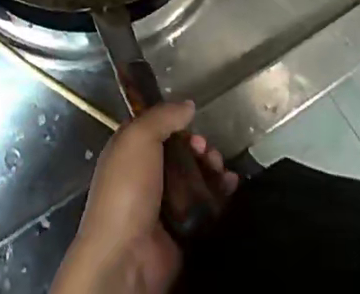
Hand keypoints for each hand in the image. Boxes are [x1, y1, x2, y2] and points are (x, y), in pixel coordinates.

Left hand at [51, 101, 238, 293]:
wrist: (127, 253)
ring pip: (195, 179)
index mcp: (129, 150)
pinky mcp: (184, 229)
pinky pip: (206, 206)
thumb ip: (162, 117)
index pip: (156, 129)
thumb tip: (187, 105)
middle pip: (180, 153)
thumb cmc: (127, 187)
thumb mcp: (138, 138)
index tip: (193, 125)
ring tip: (221, 168)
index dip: (176, 124)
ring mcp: (165, 203)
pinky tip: (232, 185)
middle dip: (198, 148)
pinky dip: (220, 195)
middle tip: (208, 152)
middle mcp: (146, 174)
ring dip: (211, 169)